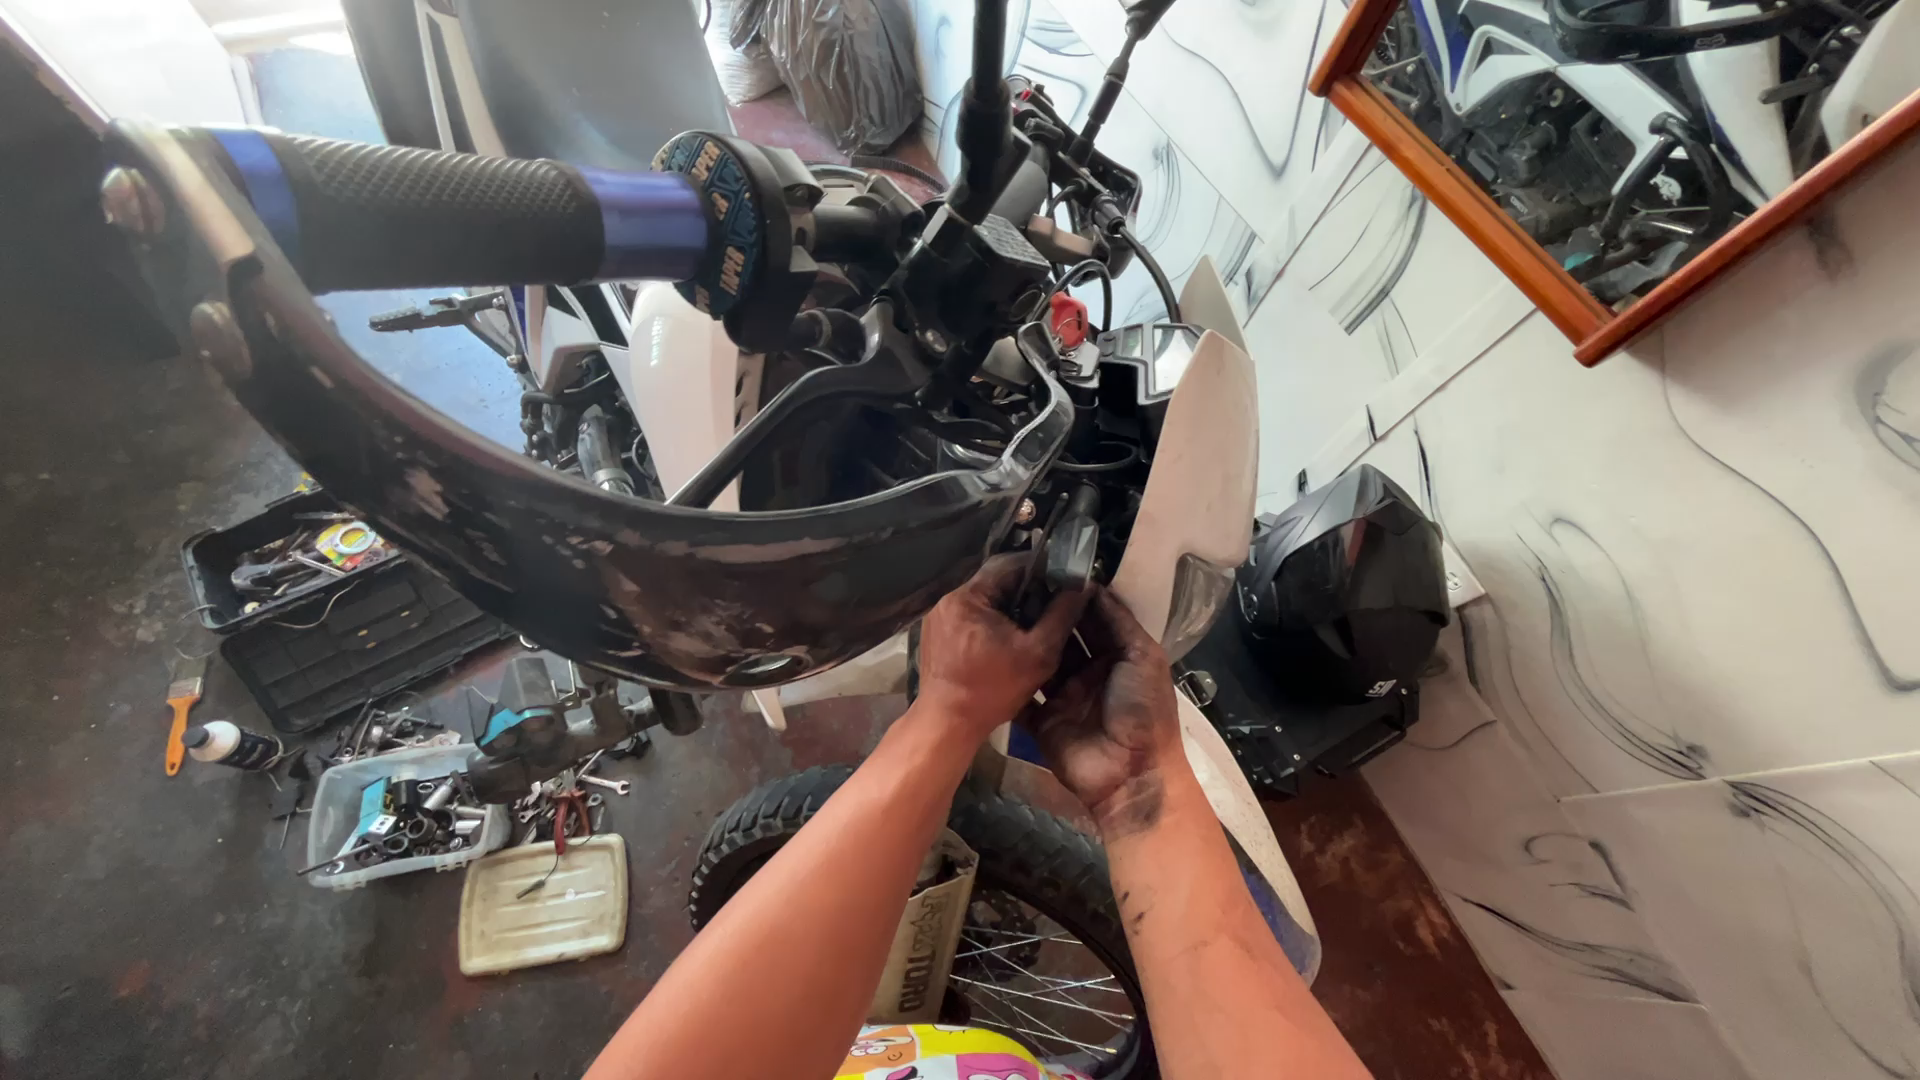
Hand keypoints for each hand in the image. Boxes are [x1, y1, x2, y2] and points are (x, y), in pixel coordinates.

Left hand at [914, 554, 1091, 740]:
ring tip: (1032, 623)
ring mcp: (938, 618)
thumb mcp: (1038, 653)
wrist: (947, 724)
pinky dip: (989, 622)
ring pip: (982, 601)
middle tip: (1051, 604)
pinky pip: (969, 618)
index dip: (1040, 569)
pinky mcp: (935, 635)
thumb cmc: (993, 690)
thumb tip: (1082, 586)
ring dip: (1007, 608)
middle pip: (994, 582)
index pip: (1009, 565)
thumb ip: (1061, 616)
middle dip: (1024, 591)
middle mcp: (949, 600)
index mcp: (968, 596)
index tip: (1062, 579)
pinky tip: (1005, 641)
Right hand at [1021, 588, 1182, 837]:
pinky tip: (988, 655)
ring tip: (997, 613)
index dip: (1072, 597)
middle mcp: (1088, 672)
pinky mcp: (1043, 720)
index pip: (1091, 619)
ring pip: (1040, 663)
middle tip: (1014, 586)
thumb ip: (1118, 621)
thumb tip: (1094, 584)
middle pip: (1062, 638)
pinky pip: (1022, 698)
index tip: (1047, 570)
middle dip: (1044, 616)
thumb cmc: (1143, 710)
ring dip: (1024, 644)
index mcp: (1116, 655)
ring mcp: (1063, 697)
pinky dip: (1007, 682)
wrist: (1131, 775)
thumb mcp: (1142, 657)